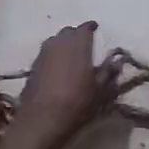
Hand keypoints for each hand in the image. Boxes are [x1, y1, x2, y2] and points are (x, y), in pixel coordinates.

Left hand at [14, 22, 112, 148]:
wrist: (41, 120)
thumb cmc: (77, 103)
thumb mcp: (100, 91)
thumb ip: (109, 73)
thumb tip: (117, 62)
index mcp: (78, 45)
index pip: (85, 28)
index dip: (91, 27)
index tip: (95, 27)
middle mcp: (58, 43)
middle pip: (67, 32)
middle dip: (76, 34)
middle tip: (84, 42)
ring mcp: (42, 54)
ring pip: (54, 41)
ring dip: (63, 44)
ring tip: (70, 53)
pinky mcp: (32, 67)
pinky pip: (45, 54)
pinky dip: (53, 56)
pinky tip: (57, 67)